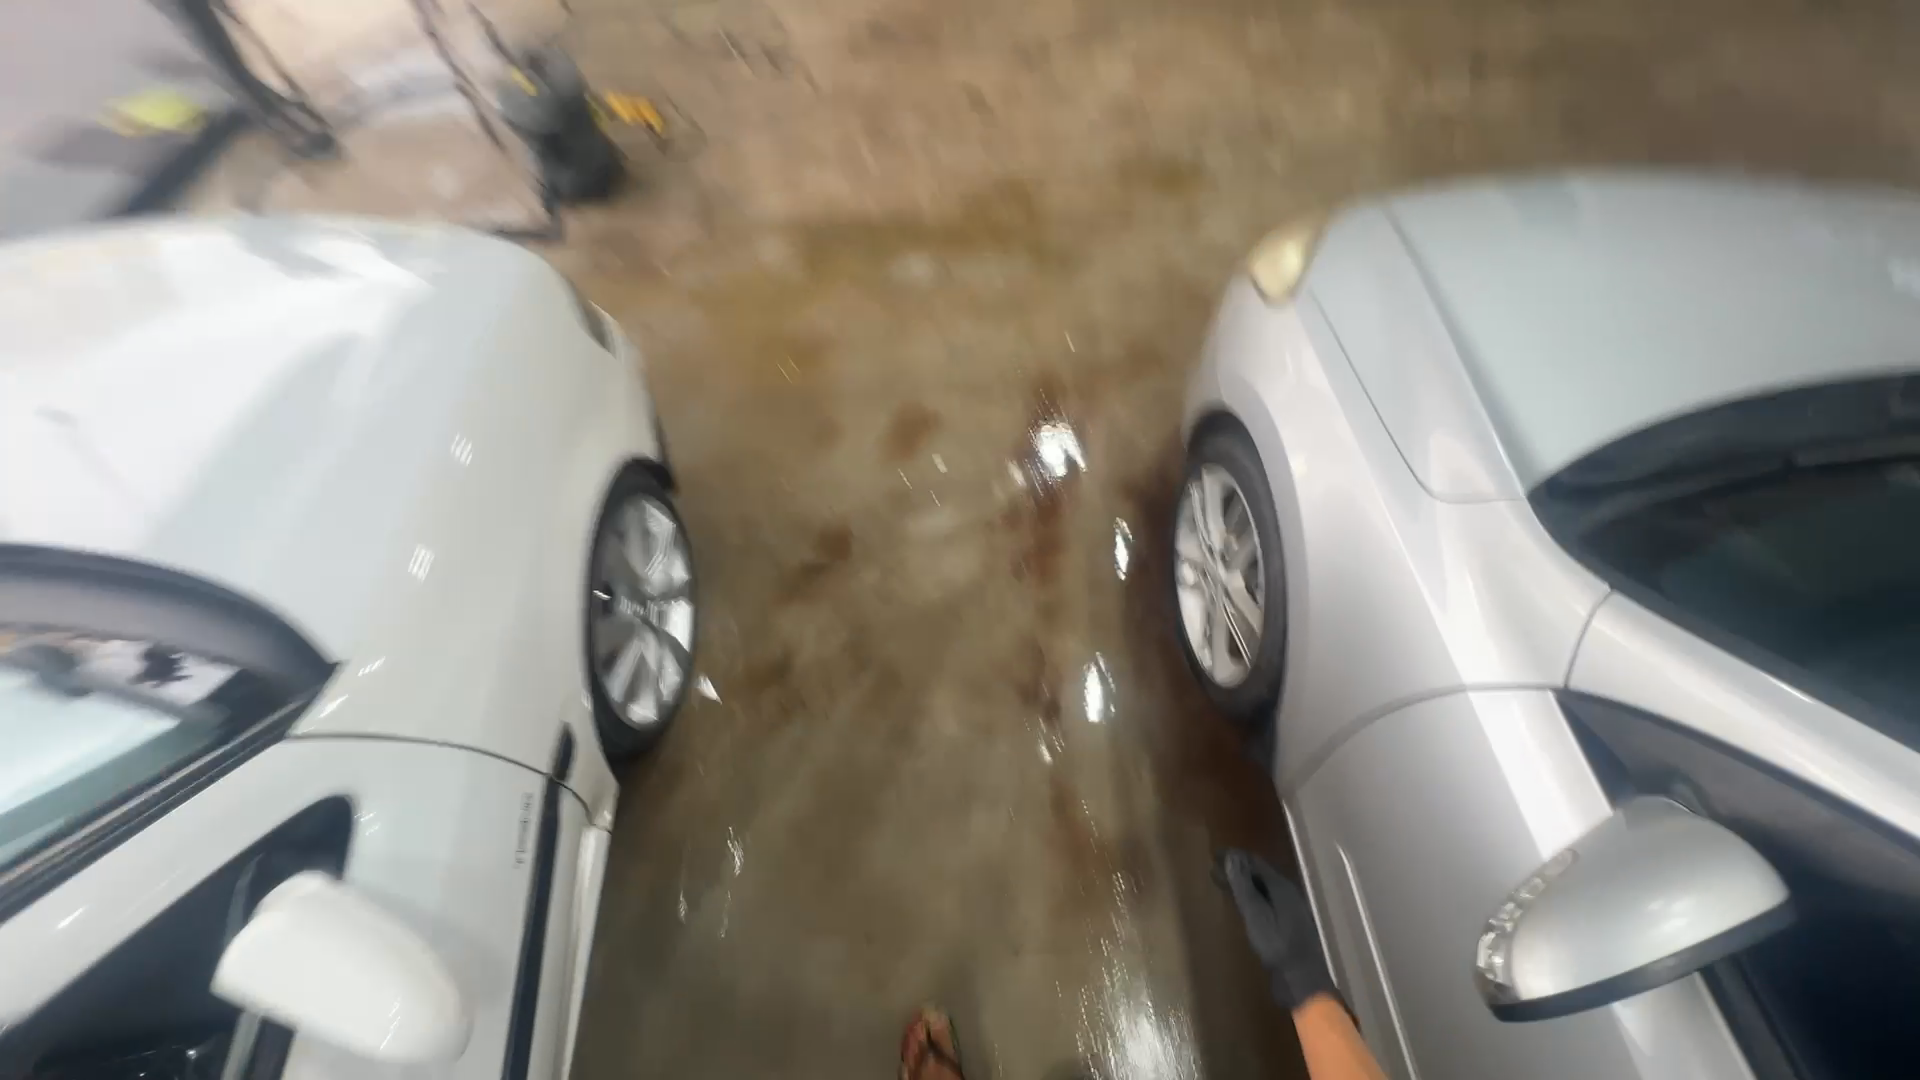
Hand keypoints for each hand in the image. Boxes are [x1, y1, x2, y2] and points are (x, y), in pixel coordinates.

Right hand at [1221, 849, 1338, 1011]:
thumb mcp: (1255, 915)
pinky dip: (1253, 894)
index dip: (1233, 857)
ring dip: (1245, 882)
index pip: (1254, 861)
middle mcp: (1288, 891)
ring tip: (1225, 883)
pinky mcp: (1290, 921)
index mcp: (1281, 886)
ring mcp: (1291, 907)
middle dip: (1237, 868)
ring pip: (1264, 885)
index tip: (1213, 856)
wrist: (1303, 981)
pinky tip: (1244, 902)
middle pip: (1260, 872)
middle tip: (1215, 869)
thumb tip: (1231, 856)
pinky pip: (1268, 898)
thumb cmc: (1276, 946)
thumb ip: (1243, 886)